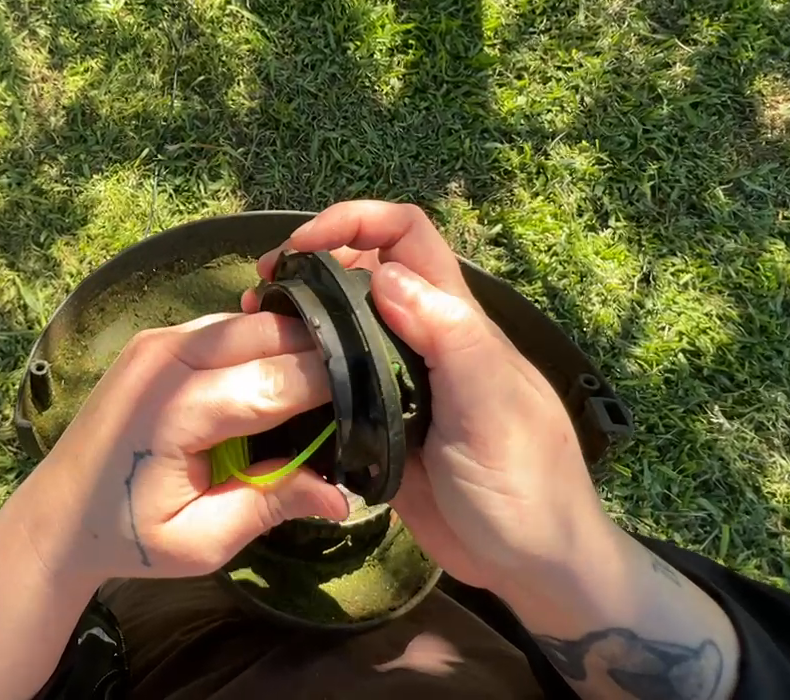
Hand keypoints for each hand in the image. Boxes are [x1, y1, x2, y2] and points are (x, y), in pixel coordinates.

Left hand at [0, 313, 348, 699]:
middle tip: (368, 375)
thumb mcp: (200, 540)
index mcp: (178, 410)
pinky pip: (223, 326)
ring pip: (247, 321)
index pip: (275, 382)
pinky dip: (260, 337)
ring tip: (336, 369)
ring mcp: (157, 341)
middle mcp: (167, 358)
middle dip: (320, 351)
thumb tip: (343, 493)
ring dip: (292, 338)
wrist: (61, 511)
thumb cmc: (129, 534)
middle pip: (265, 334)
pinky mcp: (155, 339)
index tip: (378, 392)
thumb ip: (269, 505)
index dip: (331, 384)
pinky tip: (286, 362)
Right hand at [247, 201, 621, 596]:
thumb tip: (384, 275)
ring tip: (257, 327)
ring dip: (300, 309)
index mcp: (453, 318)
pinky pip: (333, 370)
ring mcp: (396, 374)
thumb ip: (449, 336)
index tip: (301, 246)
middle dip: (311, 262)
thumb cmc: (524, 483)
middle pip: (362, 267)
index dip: (354, 221)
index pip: (405, 234)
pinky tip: (274, 374)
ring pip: (343, 317)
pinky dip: (300, 360)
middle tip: (262, 291)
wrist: (532, 568)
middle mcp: (420, 334)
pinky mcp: (376, 413)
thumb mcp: (494, 407)